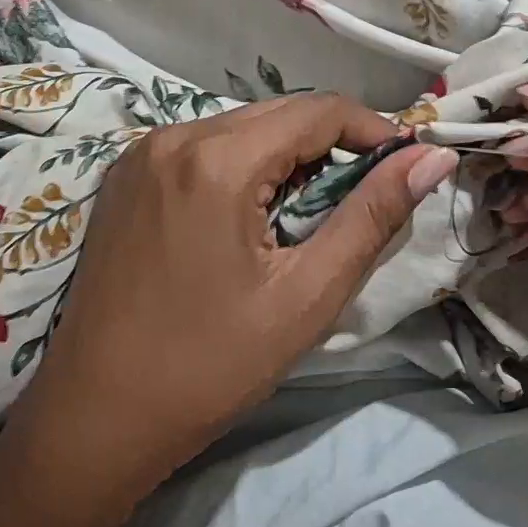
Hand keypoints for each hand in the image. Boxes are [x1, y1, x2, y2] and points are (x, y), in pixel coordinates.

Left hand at [0, 94, 458, 526]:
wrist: (96, 416)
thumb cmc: (209, 365)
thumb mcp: (305, 296)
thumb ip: (372, 217)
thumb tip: (431, 159)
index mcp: (217, 160)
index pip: (317, 110)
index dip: (372, 129)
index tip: (405, 165)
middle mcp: (173, 136)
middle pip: (276, 113)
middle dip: (330, 144)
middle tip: (362, 197)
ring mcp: (140, 153)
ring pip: (239, 127)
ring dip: (285, 155)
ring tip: (309, 214)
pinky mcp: (124, 176)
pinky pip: (201, 147)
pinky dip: (241, 165)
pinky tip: (251, 216)